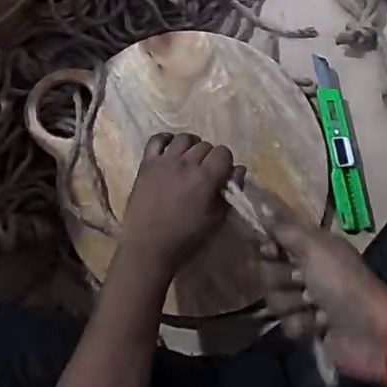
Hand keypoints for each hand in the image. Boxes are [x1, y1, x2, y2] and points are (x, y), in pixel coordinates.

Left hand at [117, 133, 232, 275]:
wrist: (149, 247)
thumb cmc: (186, 238)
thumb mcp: (216, 219)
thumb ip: (229, 192)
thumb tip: (239, 170)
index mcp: (206, 177)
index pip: (223, 152)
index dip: (225, 162)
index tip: (221, 175)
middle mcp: (186, 163)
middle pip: (205, 145)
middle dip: (209, 157)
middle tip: (204, 172)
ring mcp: (164, 161)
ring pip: (183, 139)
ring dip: (191, 146)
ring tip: (189, 160)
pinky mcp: (147, 164)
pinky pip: (157, 140)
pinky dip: (165, 140)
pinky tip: (170, 150)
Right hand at [260, 212, 386, 382]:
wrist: (371, 330)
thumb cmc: (343, 282)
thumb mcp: (315, 248)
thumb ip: (284, 228)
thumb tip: (259, 201)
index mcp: (311, 246)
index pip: (273, 241)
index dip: (269, 247)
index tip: (271, 250)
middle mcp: (306, 270)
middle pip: (268, 272)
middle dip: (284, 280)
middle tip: (305, 282)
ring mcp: (305, 301)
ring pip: (274, 300)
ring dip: (295, 305)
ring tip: (317, 307)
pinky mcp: (307, 328)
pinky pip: (286, 325)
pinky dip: (303, 325)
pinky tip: (319, 324)